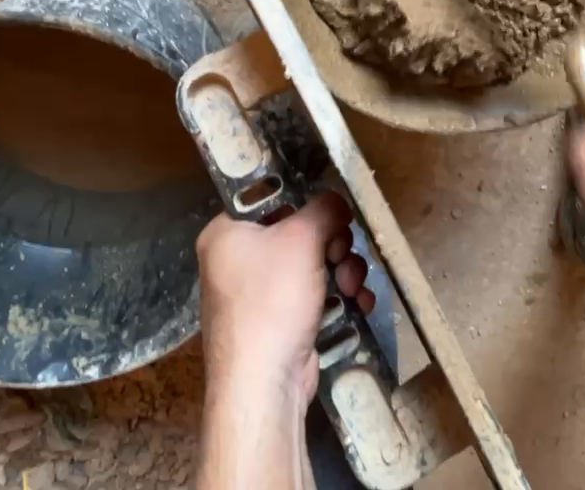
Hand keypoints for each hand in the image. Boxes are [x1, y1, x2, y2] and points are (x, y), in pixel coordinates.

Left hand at [196, 192, 373, 406]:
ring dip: (344, 271)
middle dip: (334, 244)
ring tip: (354, 287)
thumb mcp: (303, 237)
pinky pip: (316, 295)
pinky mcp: (281, 323)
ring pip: (315, 264)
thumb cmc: (273, 299)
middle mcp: (238, 262)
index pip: (272, 200)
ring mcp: (260, 296)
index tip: (332, 213)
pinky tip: (358, 304)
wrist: (263, 384)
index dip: (306, 202)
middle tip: (342, 254)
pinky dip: (340, 297)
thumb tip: (337, 202)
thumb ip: (325, 208)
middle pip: (299, 233)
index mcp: (226, 233)